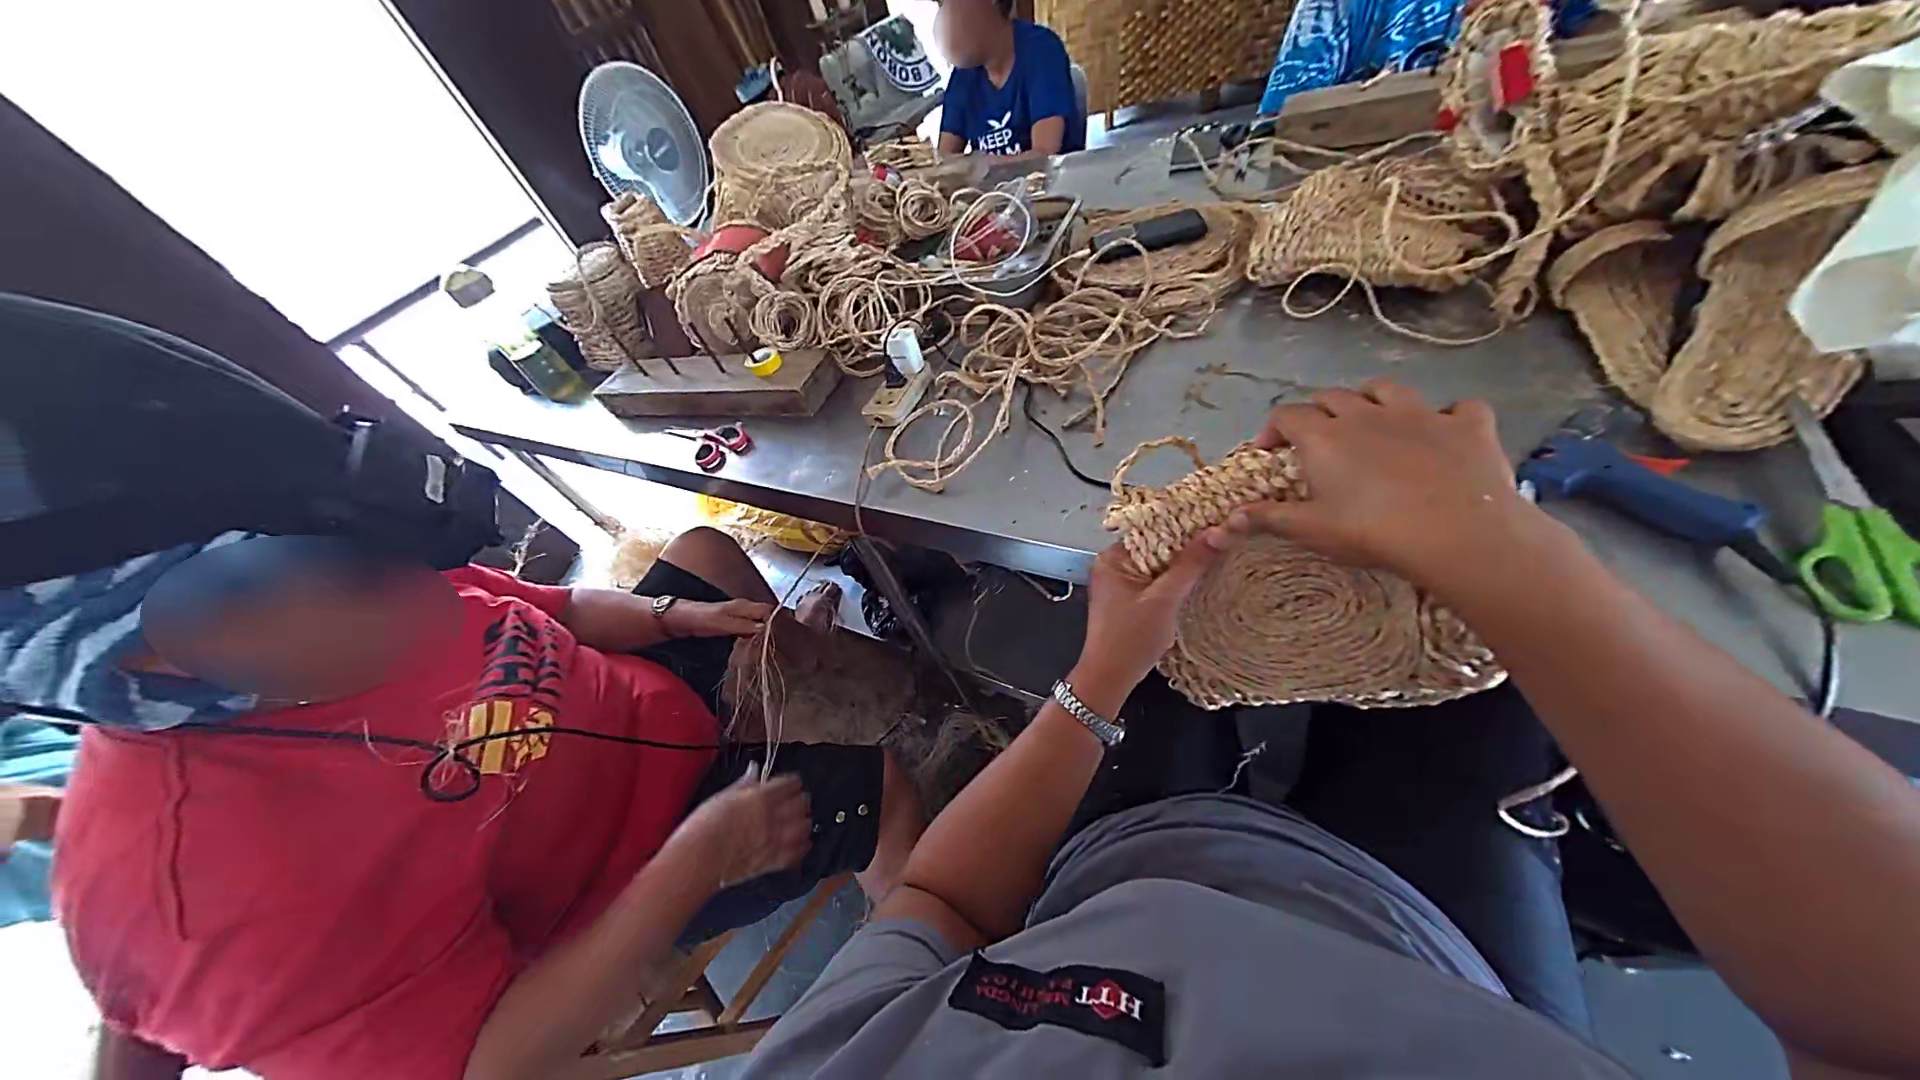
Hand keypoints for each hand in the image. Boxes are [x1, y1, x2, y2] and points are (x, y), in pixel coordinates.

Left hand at [660, 598, 773, 638]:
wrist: (679, 619)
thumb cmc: (700, 620)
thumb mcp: (722, 624)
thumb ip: (743, 626)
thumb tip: (765, 628)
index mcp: (745, 606)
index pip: (769, 610)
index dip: (778, 621)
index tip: (785, 636)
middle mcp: (745, 608)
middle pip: (767, 616)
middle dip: (775, 627)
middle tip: (782, 644)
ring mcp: (739, 615)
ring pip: (759, 622)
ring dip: (766, 632)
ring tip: (774, 645)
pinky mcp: (733, 623)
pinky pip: (751, 627)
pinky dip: (756, 634)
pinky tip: (758, 643)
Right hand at [674, 763, 812, 888]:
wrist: (695, 861)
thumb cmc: (702, 828)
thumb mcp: (722, 797)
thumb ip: (744, 783)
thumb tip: (754, 769)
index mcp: (761, 797)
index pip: (790, 784)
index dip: (792, 782)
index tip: (791, 783)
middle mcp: (772, 816)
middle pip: (801, 803)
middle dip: (800, 800)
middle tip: (797, 800)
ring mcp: (774, 839)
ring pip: (804, 826)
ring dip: (804, 821)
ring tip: (800, 819)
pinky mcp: (771, 861)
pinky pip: (797, 852)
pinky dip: (802, 846)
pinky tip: (802, 842)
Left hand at [1071, 535, 1235, 710]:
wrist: (1109, 677)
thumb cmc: (1129, 639)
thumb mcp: (1164, 599)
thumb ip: (1190, 565)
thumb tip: (1217, 532)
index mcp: (1112, 558)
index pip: (1152, 530)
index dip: (1183, 526)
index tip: (1216, 521)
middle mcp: (1113, 566)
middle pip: (1156, 546)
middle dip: (1186, 545)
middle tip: (1223, 537)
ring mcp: (1120, 584)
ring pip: (1158, 565)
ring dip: (1183, 564)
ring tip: (1217, 553)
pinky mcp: (1129, 600)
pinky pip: (1156, 581)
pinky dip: (1175, 580)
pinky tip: (1198, 579)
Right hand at [1228, 379, 1553, 591]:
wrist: (1459, 534)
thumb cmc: (1372, 532)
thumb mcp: (1311, 530)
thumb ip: (1268, 518)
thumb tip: (1229, 518)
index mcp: (1324, 437)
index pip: (1287, 416)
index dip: (1272, 430)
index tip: (1268, 451)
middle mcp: (1366, 414)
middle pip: (1332, 396)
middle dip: (1316, 411)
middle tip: (1314, 438)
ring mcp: (1421, 414)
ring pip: (1388, 389)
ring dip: (1372, 399)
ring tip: (1370, 420)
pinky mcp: (1468, 426)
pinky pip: (1459, 407)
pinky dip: (1447, 416)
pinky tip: (1442, 433)